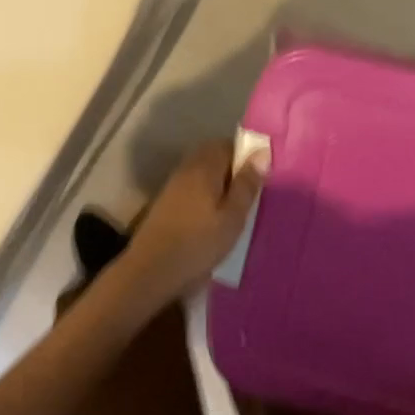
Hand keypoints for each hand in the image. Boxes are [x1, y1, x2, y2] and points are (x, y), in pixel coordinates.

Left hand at [119, 140, 266, 302]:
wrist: (152, 269)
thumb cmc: (199, 243)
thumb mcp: (232, 217)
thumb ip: (246, 184)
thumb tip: (262, 152)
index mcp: (205, 166)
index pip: (227, 144)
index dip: (246, 154)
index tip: (261, 174)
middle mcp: (187, 168)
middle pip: (212, 155)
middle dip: (232, 167)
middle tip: (251, 191)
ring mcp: (174, 184)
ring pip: (202, 171)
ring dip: (218, 181)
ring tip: (235, 206)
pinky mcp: (166, 201)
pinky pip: (192, 185)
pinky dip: (206, 193)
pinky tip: (213, 216)